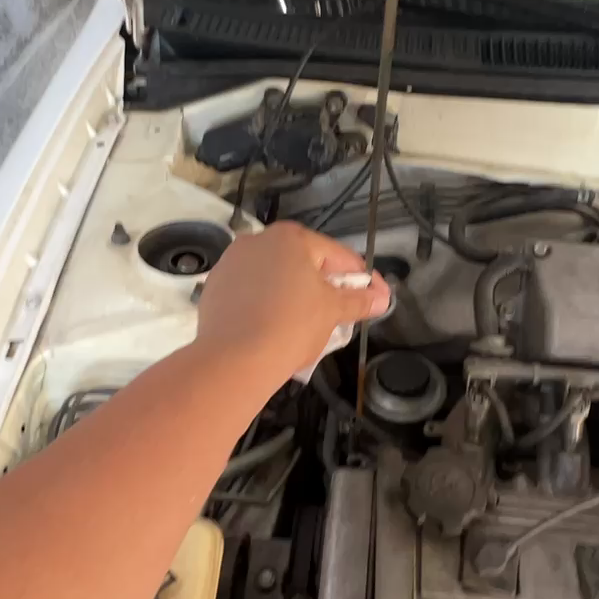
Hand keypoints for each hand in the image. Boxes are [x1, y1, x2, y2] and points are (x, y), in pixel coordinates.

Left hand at [194, 222, 392, 380]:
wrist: (233, 360)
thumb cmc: (290, 327)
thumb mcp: (333, 312)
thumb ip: (359, 300)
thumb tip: (383, 297)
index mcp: (291, 238)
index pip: (338, 255)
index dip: (360, 279)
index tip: (372, 298)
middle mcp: (258, 240)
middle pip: (304, 262)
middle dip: (324, 286)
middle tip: (338, 314)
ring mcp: (232, 262)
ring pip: (275, 276)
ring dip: (293, 294)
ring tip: (304, 324)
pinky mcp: (215, 287)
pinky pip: (250, 292)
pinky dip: (265, 304)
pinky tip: (271, 327)